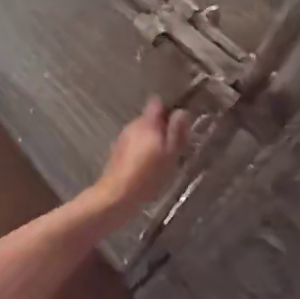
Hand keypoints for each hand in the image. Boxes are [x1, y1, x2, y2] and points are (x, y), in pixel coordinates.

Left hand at [91, 97, 192, 211]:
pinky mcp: (117, 152)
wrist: (117, 195)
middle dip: (162, 129)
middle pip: (150, 119)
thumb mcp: (171, 153)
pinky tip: (147, 168)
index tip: (178, 124)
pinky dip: (141, 151)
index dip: (168, 110)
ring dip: (151, 141)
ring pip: (142, 132)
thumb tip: (182, 112)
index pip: (157, 103)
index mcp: (147, 122)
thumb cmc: (149, 174)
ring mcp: (122, 138)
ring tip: (161, 161)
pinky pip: (134, 144)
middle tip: (173, 147)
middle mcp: (132, 125)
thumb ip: (177, 131)